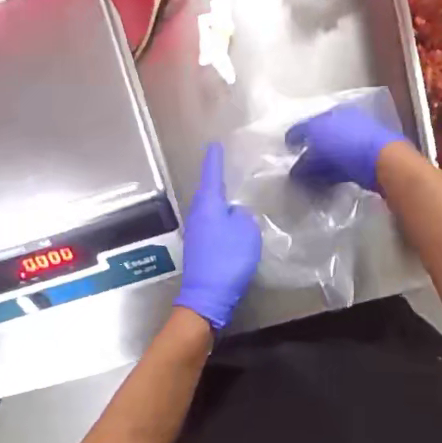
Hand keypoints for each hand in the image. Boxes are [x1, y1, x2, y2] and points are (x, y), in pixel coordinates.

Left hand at [175, 144, 261, 328]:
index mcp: (208, 206)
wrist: (207, 297)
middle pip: (207, 194)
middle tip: (226, 171)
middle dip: (216, 183)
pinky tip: (229, 227)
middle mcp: (197, 216)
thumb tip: (235, 213)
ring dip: (219, 205)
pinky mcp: (198, 250)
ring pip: (208, 211)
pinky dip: (219, 223)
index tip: (215, 145)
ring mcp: (195, 234)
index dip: (215, 160)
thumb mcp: (246, 232)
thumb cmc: (228, 260)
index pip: (211, 175)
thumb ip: (242, 217)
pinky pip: (210, 227)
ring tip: (232, 200)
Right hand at [287, 104, 407, 192]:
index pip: (305, 125)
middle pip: (320, 135)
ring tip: (314, 174)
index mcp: (329, 114)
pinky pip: (345, 159)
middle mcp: (343, 119)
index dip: (294, 138)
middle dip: (310, 148)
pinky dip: (336, 167)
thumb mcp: (319, 155)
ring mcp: (358, 134)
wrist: (385, 159)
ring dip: (324, 159)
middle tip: (301, 162)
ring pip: (334, 147)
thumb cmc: (347, 149)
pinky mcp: (369, 150)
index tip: (288, 148)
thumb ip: (304, 163)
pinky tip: (331, 177)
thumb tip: (296, 171)